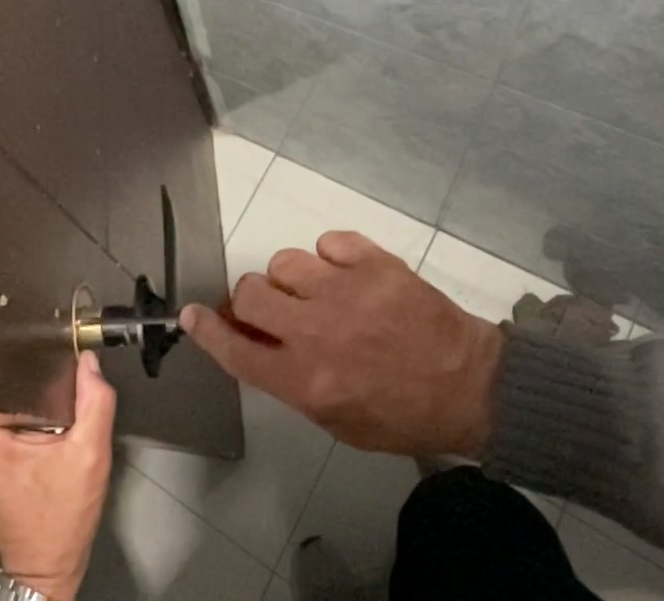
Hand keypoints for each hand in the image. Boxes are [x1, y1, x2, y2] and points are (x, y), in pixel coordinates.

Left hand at [0, 350, 114, 599]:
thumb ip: (94, 402)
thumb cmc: (63, 518)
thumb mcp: (89, 455)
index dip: (16, 361)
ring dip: (10, 395)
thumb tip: (89, 363)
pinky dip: (4, 413)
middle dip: (15, 377)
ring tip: (40, 392)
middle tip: (46, 371)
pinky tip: (29, 414)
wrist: (44, 565)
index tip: (41, 353)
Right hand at [181, 230, 503, 457]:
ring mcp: (346, 291)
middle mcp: (316, 331)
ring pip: (284, 262)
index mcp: (305, 380)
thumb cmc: (401, 414)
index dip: (206, 330)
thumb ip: (289, 382)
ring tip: (317, 292)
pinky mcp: (375, 264)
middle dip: (249, 301)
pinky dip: (330, 256)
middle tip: (271, 309)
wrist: (472, 387)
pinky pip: (328, 242)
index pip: (235, 348)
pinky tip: (346, 274)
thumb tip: (253, 343)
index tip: (191, 315)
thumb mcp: (337, 421)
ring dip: (291, 279)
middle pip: (248, 293)